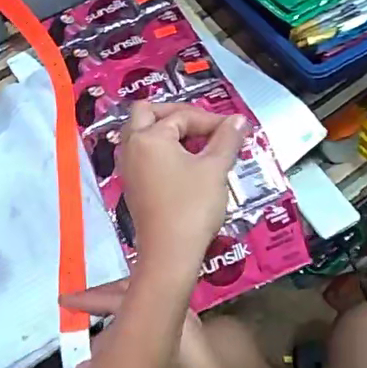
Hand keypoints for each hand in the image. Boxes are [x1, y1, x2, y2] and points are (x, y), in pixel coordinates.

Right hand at [63, 282, 280, 367]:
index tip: (66, 302)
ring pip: (154, 311)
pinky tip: (135, 350)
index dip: (92, 298)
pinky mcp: (210, 339)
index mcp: (172, 318)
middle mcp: (186, 314)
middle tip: (80, 311)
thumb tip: (81, 367)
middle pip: (140, 296)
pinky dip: (146, 329)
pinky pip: (167, 324)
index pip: (125, 297)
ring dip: (128, 318)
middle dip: (108, 302)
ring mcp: (200, 324)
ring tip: (102, 335)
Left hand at [118, 101, 246, 277]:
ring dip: (166, 131)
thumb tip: (238, 120)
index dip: (211, 120)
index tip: (234, 129)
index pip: (182, 116)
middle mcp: (132, 148)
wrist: (170, 254)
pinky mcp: (133, 186)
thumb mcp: (215, 169)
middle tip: (203, 125)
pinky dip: (161, 149)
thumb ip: (227, 139)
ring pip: (141, 134)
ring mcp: (128, 168)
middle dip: (177, 114)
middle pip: (148, 114)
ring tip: (195, 142)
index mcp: (149, 137)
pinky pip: (142, 154)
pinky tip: (184, 163)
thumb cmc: (192, 207)